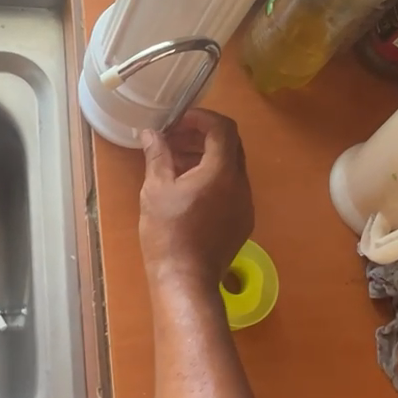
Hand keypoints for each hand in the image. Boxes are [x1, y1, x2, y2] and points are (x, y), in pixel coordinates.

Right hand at [139, 109, 253, 288]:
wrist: (186, 280)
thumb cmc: (167, 234)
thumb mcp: (156, 190)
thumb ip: (158, 155)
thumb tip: (151, 133)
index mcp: (222, 172)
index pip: (223, 128)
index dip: (201, 118)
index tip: (178, 121)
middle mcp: (241, 184)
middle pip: (231, 146)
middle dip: (203, 136)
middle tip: (174, 139)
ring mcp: (245, 205)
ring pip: (231, 168)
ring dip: (207, 158)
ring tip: (175, 163)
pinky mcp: (242, 222)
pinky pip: (232, 188)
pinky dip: (214, 179)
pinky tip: (189, 190)